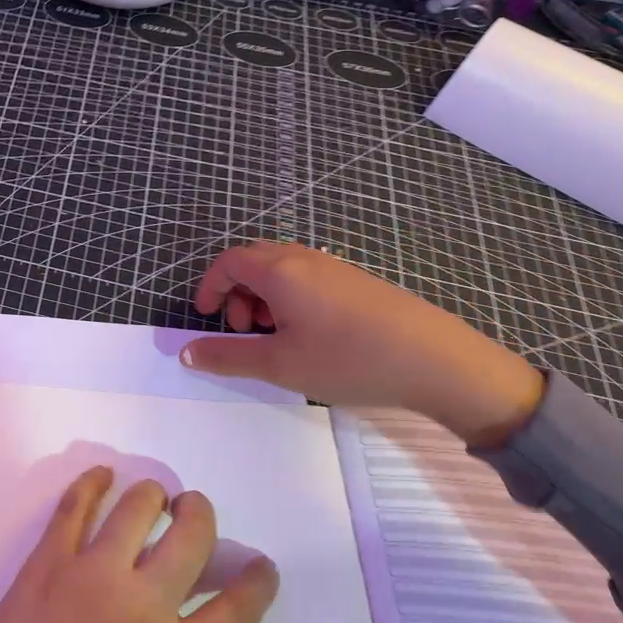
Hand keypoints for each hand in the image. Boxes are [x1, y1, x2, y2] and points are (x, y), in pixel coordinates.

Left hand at [0, 467, 278, 622]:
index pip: (235, 613)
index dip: (255, 584)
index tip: (261, 563)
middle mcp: (143, 606)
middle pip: (191, 539)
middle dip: (200, 515)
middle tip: (194, 509)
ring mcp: (94, 573)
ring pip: (136, 509)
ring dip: (151, 495)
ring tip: (155, 494)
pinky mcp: (50, 557)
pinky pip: (75, 507)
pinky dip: (91, 484)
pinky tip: (102, 475)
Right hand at [181, 243, 544, 447]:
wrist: (435, 360)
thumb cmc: (348, 359)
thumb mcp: (279, 365)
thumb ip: (228, 357)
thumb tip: (186, 352)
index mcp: (278, 270)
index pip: (228, 261)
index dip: (210, 286)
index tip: (207, 317)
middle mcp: (303, 258)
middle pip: (253, 259)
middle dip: (236, 291)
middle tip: (242, 330)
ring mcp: (334, 266)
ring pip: (282, 267)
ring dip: (264, 295)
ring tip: (276, 336)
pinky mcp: (357, 280)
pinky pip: (307, 276)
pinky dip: (291, 296)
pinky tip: (311, 334)